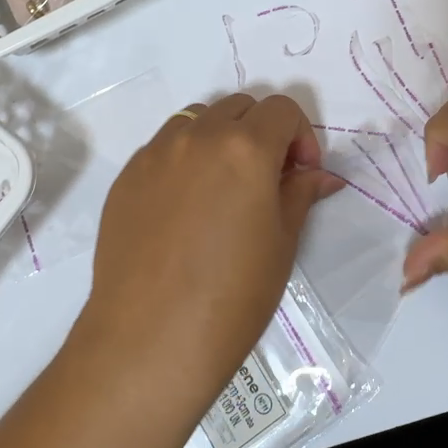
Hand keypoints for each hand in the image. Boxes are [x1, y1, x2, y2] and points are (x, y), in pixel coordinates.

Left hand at [82, 93, 337, 394]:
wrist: (150, 339)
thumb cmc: (232, 296)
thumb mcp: (281, 244)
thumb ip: (300, 194)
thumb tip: (321, 174)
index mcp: (244, 147)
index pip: (281, 110)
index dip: (300, 136)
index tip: (301, 174)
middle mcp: (197, 137)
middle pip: (238, 108)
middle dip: (261, 133)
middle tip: (266, 181)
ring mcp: (155, 154)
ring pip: (196, 121)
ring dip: (219, 139)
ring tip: (223, 190)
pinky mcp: (126, 177)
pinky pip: (162, 149)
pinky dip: (183, 161)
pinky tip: (185, 211)